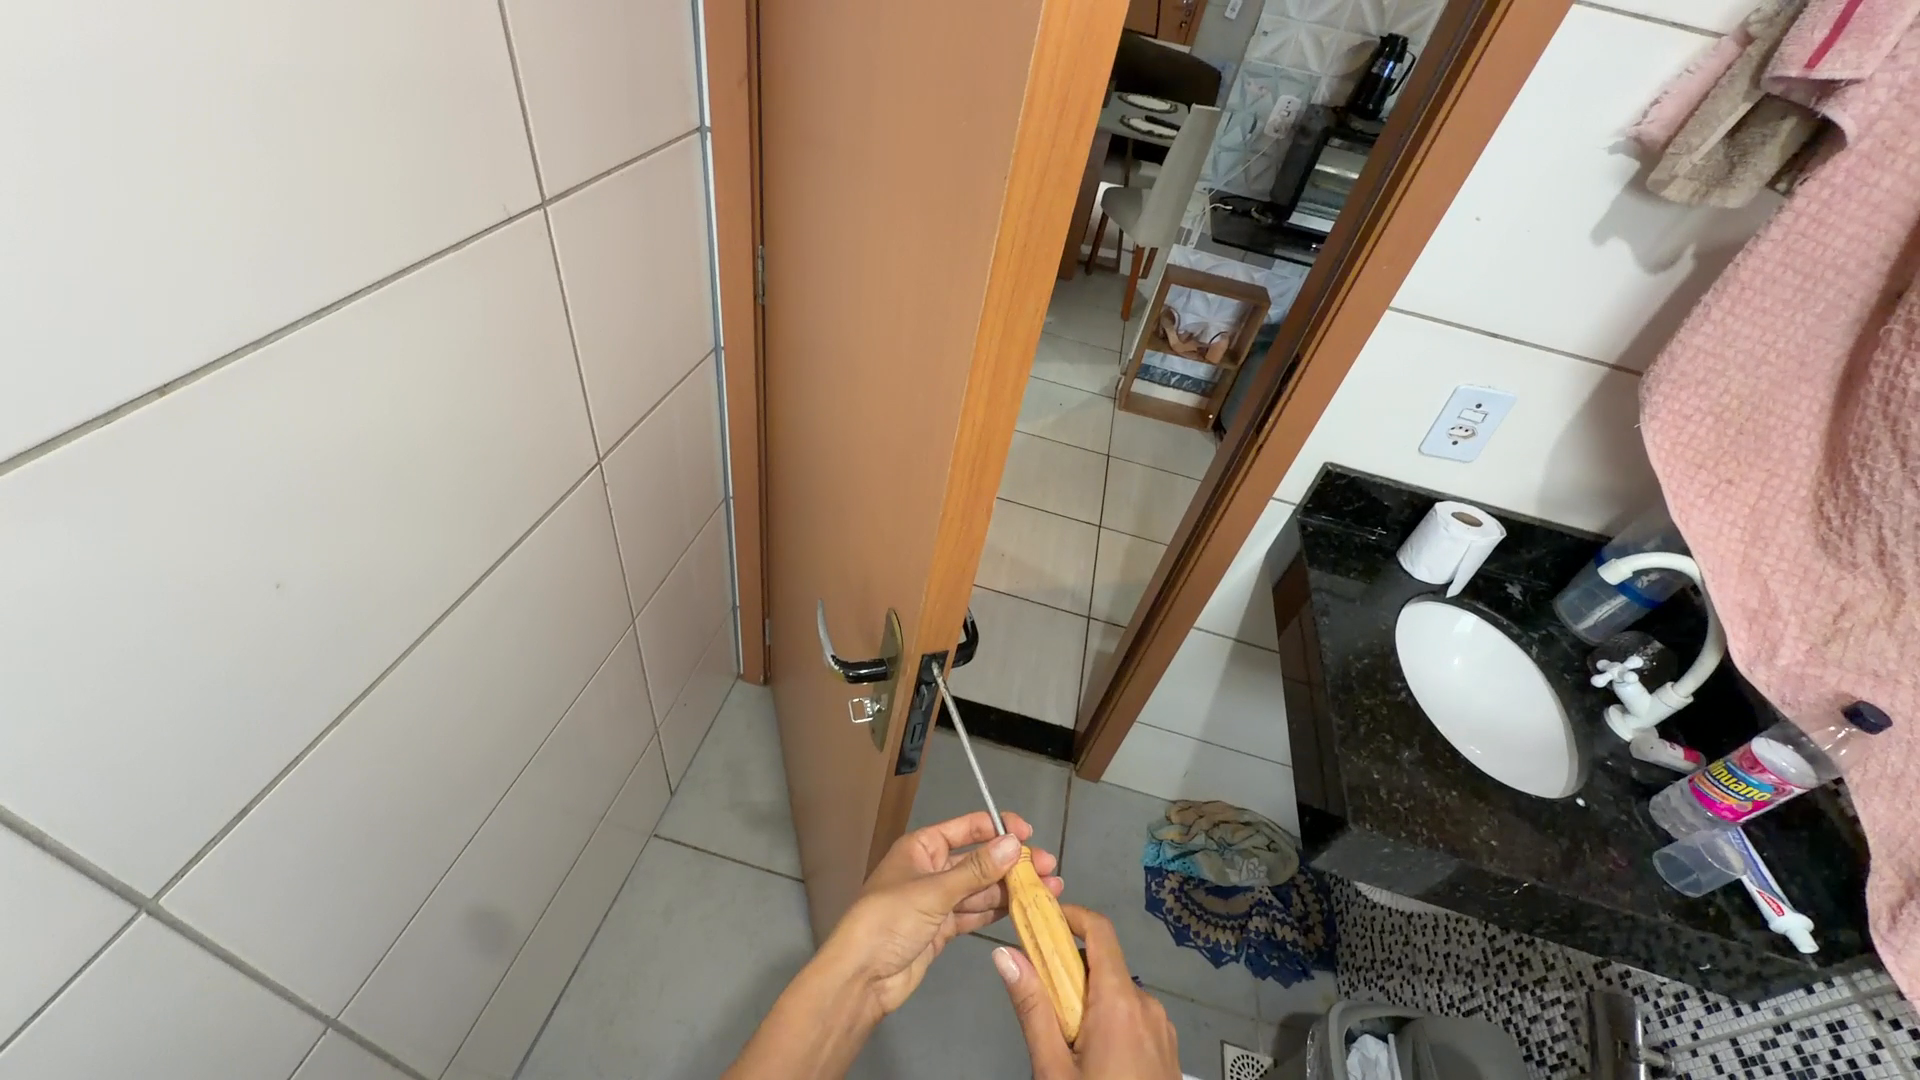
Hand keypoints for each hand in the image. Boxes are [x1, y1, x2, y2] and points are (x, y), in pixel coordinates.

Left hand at [822, 811, 1062, 1016]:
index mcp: (923, 847)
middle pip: (979, 859)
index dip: (997, 827)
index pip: (967, 828)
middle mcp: (932, 868)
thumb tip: (1013, 843)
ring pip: (981, 888)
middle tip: (1048, 867)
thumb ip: (976, 870)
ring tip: (1048, 889)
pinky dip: (998, 910)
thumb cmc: (889, 920)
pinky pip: (975, 912)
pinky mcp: (943, 928)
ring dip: (1011, 888)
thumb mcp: (933, 891)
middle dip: (1012, 862)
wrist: (861, 977)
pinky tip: (1024, 907)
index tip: (1028, 834)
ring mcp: (938, 900)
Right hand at [994, 904, 1180, 1079]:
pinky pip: (1134, 1018)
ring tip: (1063, 1041)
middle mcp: (1147, 1004)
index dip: (1070, 916)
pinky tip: (1092, 1060)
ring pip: (1118, 994)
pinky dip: (1109, 1021)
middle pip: (1104, 965)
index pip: (1099, 930)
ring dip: (1088, 1000)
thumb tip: (1004, 953)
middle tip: (1041, 999)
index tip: (1040, 923)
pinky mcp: (1168, 1052)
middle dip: (1069, 972)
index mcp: (1119, 1000)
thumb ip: (1031, 1007)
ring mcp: (1163, 1029)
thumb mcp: (1053, 1069)